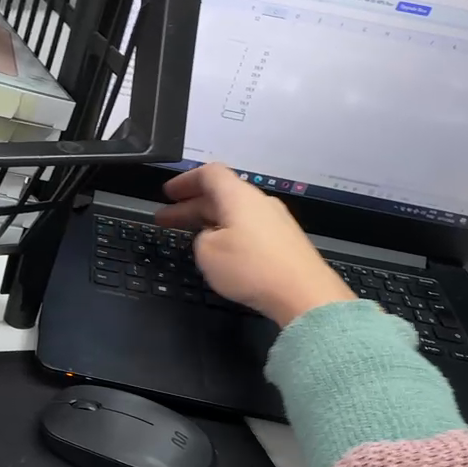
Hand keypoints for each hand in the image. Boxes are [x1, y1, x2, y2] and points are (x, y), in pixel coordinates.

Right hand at [156, 163, 354, 325]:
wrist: (301, 291)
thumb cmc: (250, 268)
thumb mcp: (207, 252)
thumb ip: (201, 238)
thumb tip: (210, 236)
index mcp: (238, 197)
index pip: (209, 174)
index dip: (185, 182)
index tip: (167, 194)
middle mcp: (258, 202)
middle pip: (220, 194)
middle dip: (189, 206)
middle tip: (166, 219)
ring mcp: (274, 220)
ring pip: (233, 212)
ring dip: (207, 220)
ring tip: (189, 234)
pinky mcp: (282, 240)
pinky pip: (247, 227)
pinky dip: (226, 232)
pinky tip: (219, 249)